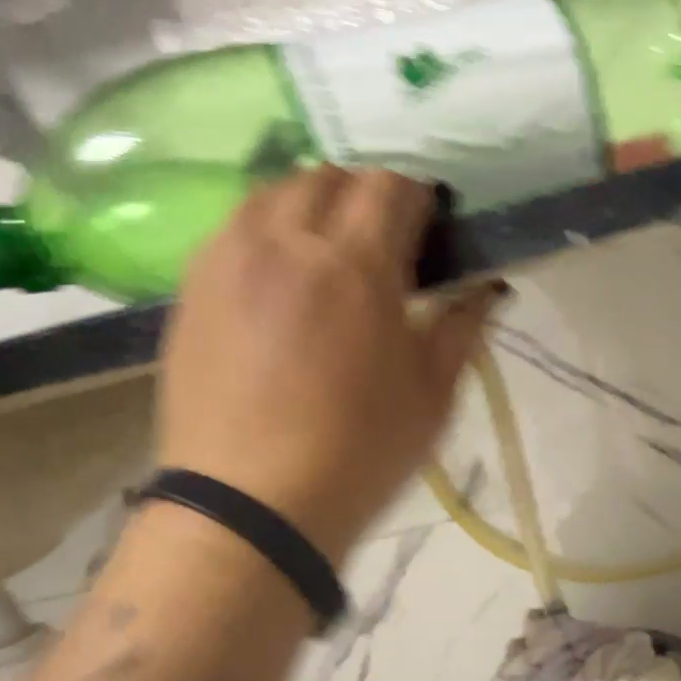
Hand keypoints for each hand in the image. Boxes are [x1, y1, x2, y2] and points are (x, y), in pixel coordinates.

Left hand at [156, 167, 504, 562]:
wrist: (251, 505)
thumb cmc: (360, 454)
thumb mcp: (432, 397)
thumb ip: (461, 328)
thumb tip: (488, 289)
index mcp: (355, 268)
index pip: (390, 188)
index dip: (418, 195)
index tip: (432, 224)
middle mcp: (284, 243)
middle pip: (329, 176)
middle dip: (365, 195)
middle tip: (387, 240)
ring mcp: (228, 259)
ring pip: (273, 192)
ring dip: (313, 206)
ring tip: (331, 254)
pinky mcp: (192, 286)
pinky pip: (235, 228)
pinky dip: (269, 232)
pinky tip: (284, 280)